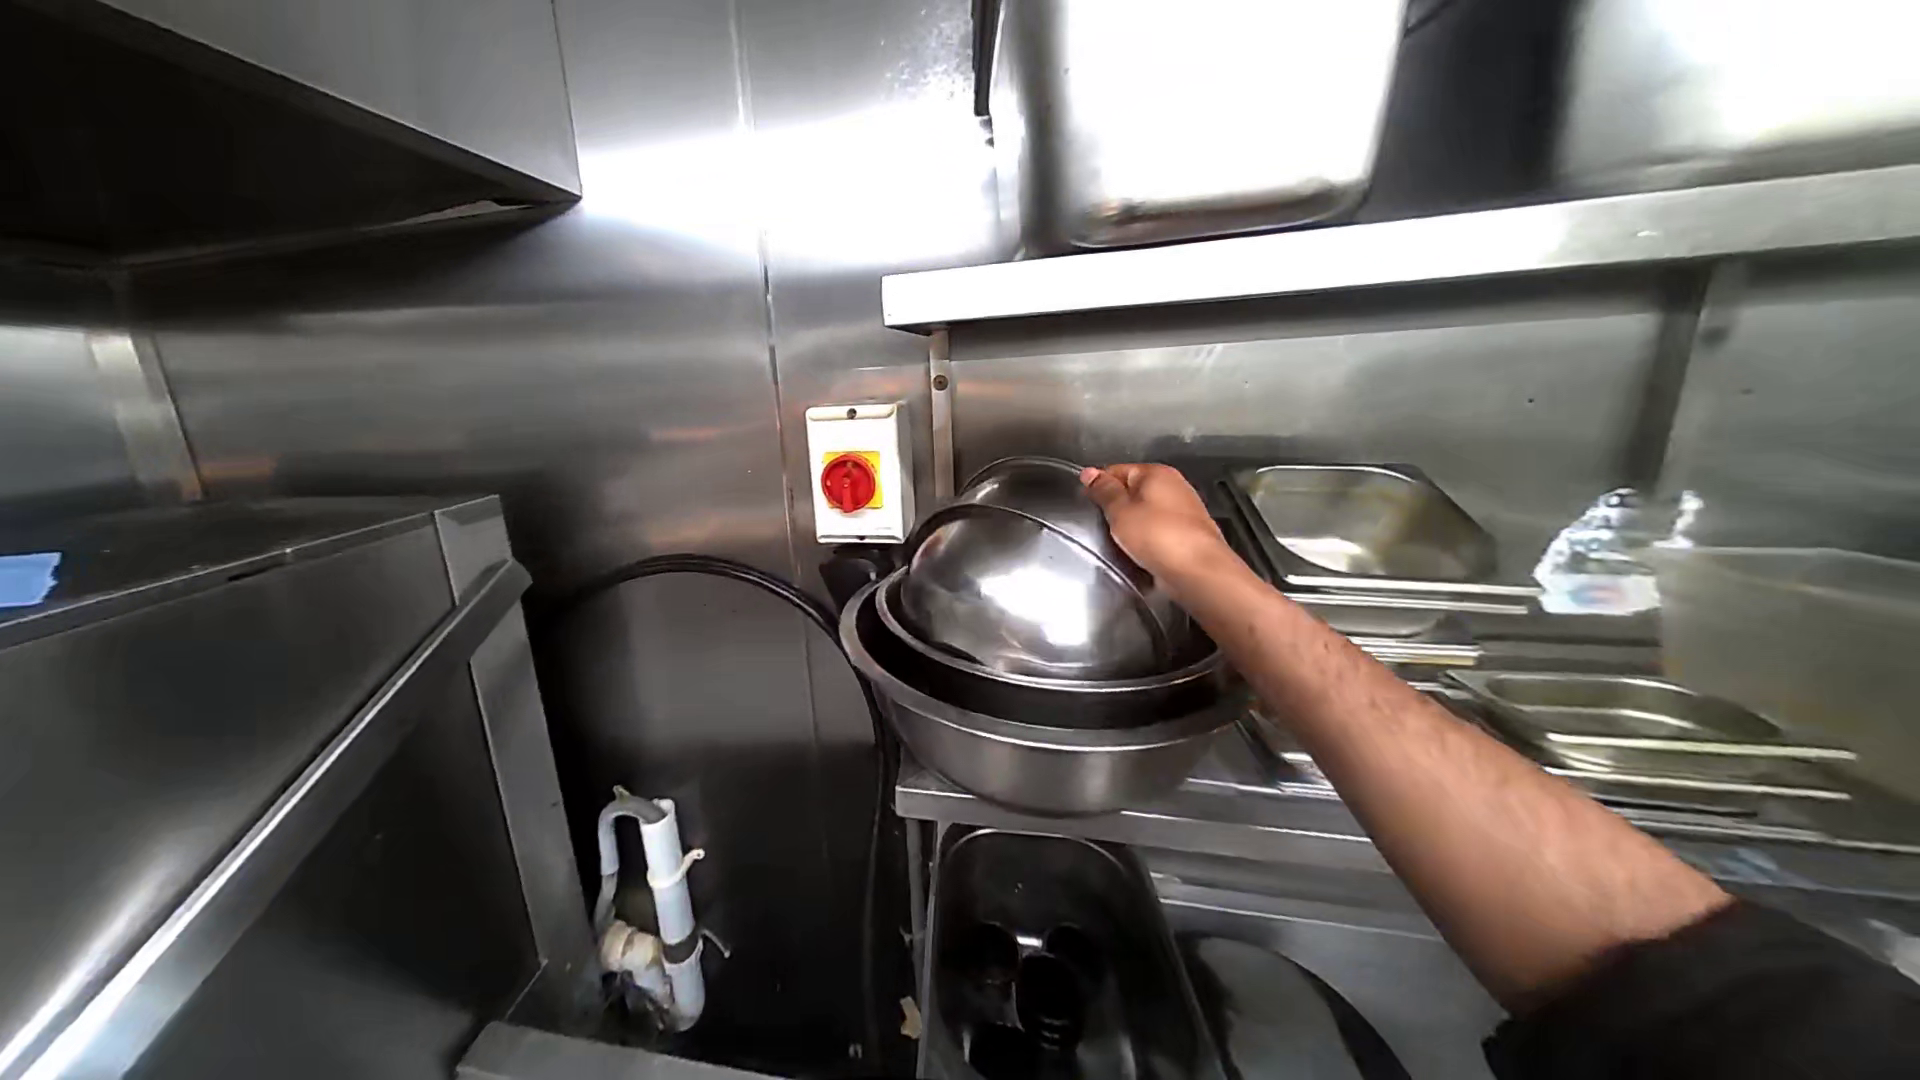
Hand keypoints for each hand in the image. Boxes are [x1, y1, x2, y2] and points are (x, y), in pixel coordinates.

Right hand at [1080, 464, 1238, 589]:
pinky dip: (1148, 539)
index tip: (1088, 505)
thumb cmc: (1156, 535)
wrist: (1198, 571)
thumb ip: (1104, 491)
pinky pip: (1158, 531)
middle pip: (1133, 491)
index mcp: (1157, 472)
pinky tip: (1140, 552)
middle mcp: (1174, 485)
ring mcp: (1185, 510)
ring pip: (1146, 513)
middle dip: (1117, 507)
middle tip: (1102, 526)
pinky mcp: (1189, 534)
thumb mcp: (1120, 511)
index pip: (1117, 470)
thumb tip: (1089, 472)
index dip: (1099, 486)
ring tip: (1120, 543)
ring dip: (1132, 526)